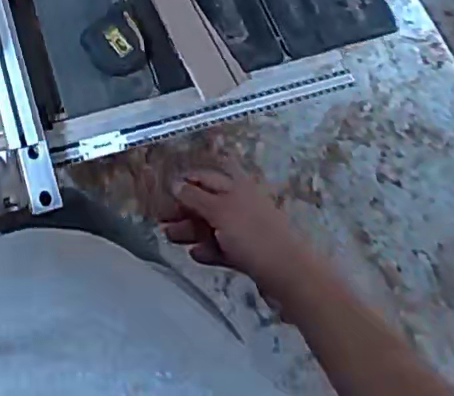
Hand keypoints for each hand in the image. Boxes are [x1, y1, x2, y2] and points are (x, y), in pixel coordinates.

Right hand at [154, 167, 317, 291]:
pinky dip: (208, 248)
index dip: (181, 183)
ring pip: (212, 225)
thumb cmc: (253, 235)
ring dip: (191, 230)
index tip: (162, 194)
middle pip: (205, 201)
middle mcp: (239, 202)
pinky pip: (223, 246)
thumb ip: (194, 196)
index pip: (202, 176)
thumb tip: (175, 183)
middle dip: (182, 210)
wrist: (292, 277)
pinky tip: (195, 255)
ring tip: (170, 238)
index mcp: (234, 185)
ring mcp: (245, 229)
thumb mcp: (219, 210)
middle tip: (161, 220)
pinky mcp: (250, 252)